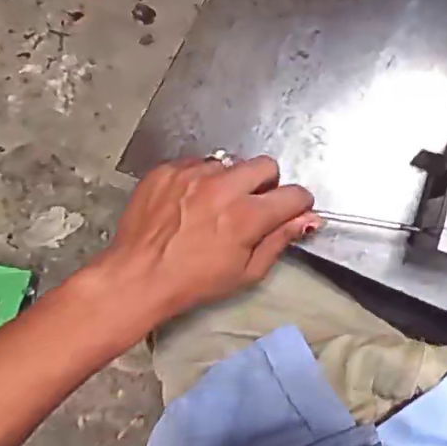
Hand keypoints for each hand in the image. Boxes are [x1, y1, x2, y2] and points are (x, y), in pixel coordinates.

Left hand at [89, 155, 317, 321]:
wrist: (138, 276)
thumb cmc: (194, 281)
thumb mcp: (247, 271)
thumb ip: (281, 239)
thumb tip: (308, 219)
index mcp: (247, 215)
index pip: (294, 194)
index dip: (298, 204)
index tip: (291, 212)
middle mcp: (222, 187)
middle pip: (265, 166)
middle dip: (266, 184)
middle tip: (252, 206)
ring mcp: (192, 174)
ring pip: (230, 164)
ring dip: (230, 181)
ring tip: (214, 206)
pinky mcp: (168, 170)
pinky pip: (197, 163)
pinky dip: (201, 179)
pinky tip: (191, 202)